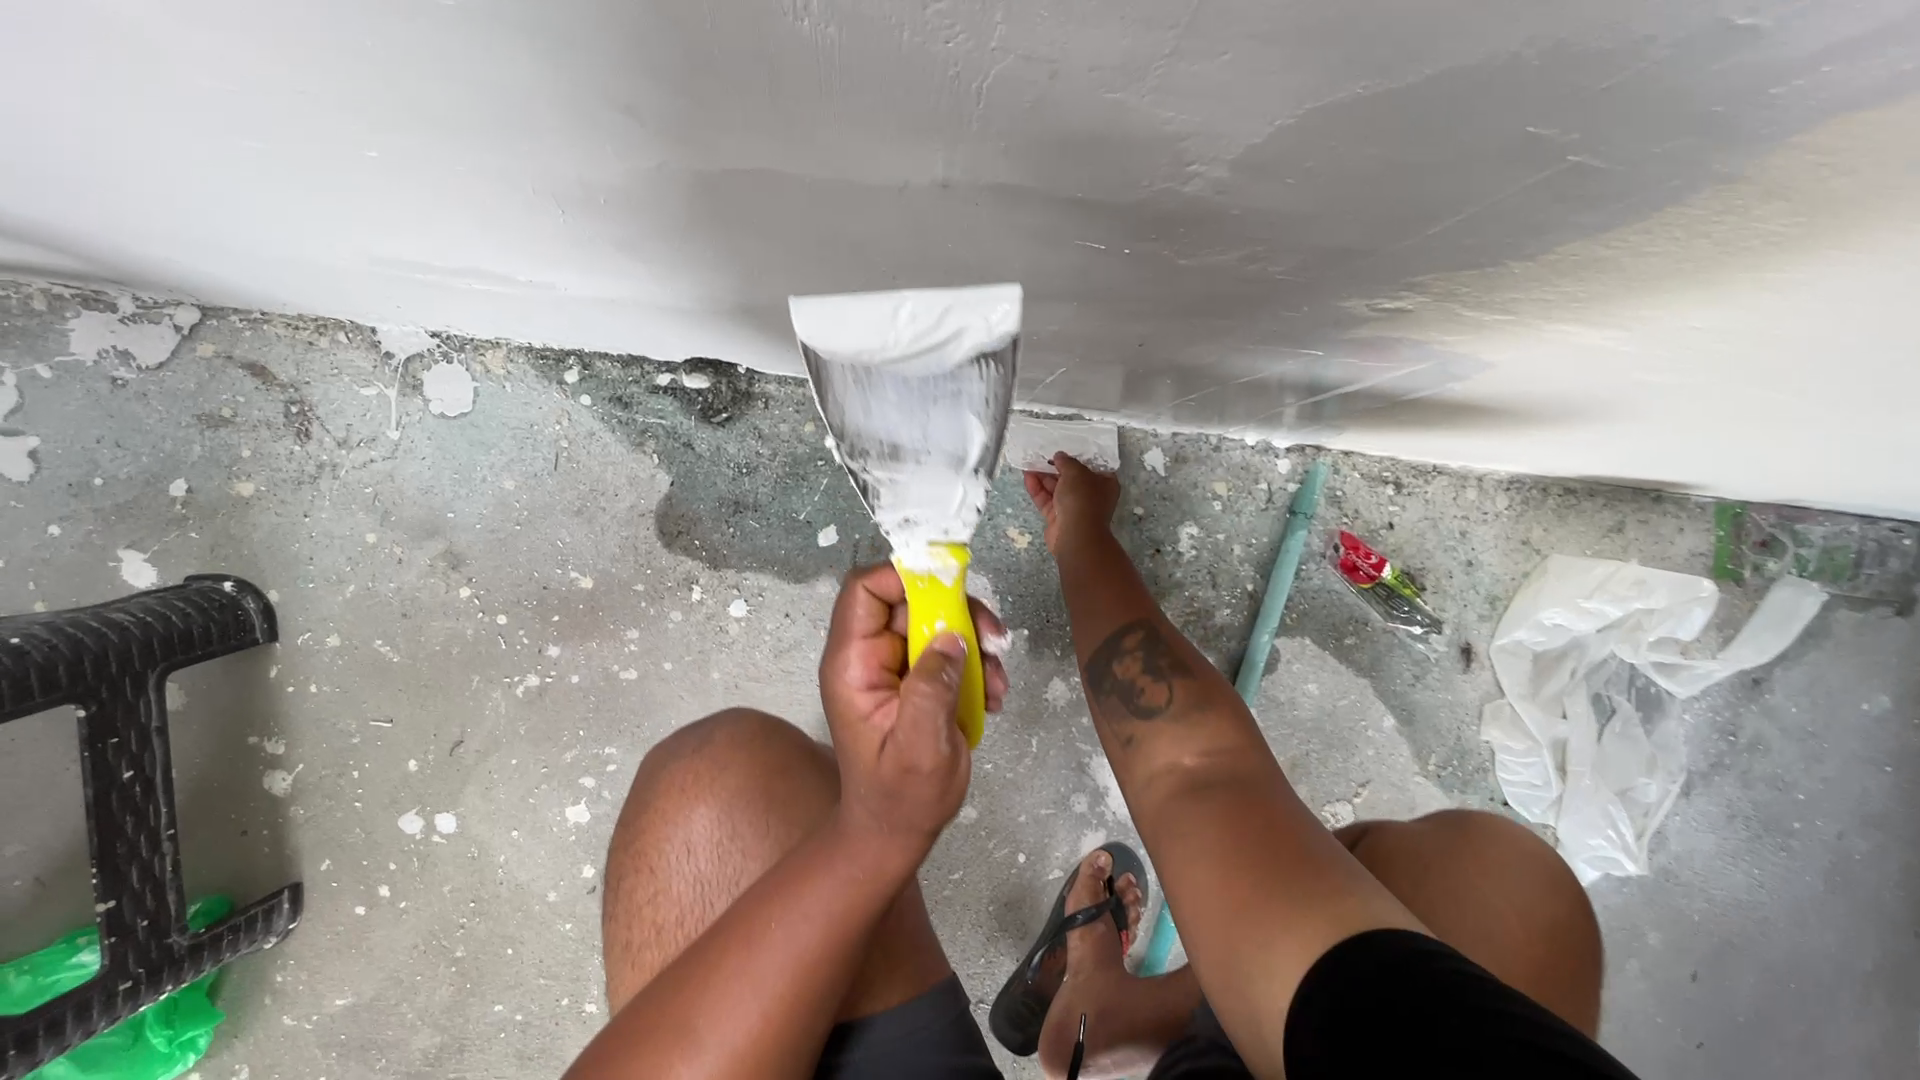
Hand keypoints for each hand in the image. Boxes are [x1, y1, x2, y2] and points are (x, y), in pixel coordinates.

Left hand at [818, 564, 1009, 856]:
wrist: (898, 830)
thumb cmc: (900, 796)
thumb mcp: (918, 747)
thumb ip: (931, 689)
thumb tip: (953, 637)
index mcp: (852, 664)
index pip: (865, 591)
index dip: (904, 575)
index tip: (952, 583)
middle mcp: (870, 656)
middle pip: (909, 600)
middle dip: (956, 612)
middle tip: (994, 636)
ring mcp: (895, 667)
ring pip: (936, 622)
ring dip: (974, 643)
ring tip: (997, 683)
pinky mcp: (919, 679)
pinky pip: (950, 650)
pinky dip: (978, 665)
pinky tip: (993, 697)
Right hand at [1024, 452, 1120, 554]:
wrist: (1075, 536)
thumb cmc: (1083, 499)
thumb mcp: (1076, 472)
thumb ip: (1066, 461)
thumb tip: (1059, 456)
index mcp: (1104, 483)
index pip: (1092, 466)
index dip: (1078, 457)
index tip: (1064, 448)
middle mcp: (1090, 495)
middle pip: (1071, 477)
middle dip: (1056, 466)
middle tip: (1041, 453)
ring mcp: (1073, 507)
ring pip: (1056, 488)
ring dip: (1043, 476)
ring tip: (1029, 462)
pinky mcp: (1057, 517)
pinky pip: (1047, 500)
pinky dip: (1037, 489)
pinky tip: (1027, 477)